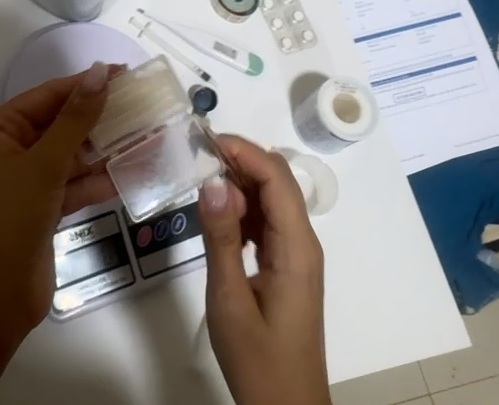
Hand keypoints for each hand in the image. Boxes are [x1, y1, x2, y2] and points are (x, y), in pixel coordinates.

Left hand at [0, 62, 118, 338]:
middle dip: (102, 117)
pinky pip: (77, 183)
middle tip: (145, 105)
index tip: (125, 73)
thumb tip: (99, 72)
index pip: (49, 95)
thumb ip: (76, 119)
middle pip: (63, 123)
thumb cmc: (10, 218)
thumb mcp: (44, 164)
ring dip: (108, 149)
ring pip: (74, 155)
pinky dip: (102, 179)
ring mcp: (29, 180)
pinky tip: (135, 171)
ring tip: (150, 135)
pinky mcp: (45, 208)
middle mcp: (12, 149)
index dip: (86, 83)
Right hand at [200, 135, 328, 404]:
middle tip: (195, 157)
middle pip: (277, 181)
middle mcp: (303, 242)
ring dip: (239, 183)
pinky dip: (243, 208)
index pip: (275, 177)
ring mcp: (296, 254)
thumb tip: (212, 182)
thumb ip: (221, 238)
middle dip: (239, 161)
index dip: (243, 151)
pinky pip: (267, 221)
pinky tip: (217, 214)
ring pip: (271, 199)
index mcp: (297, 246)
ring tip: (199, 179)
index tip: (204, 140)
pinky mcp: (287, 266)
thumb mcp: (229, 300)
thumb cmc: (258, 359)